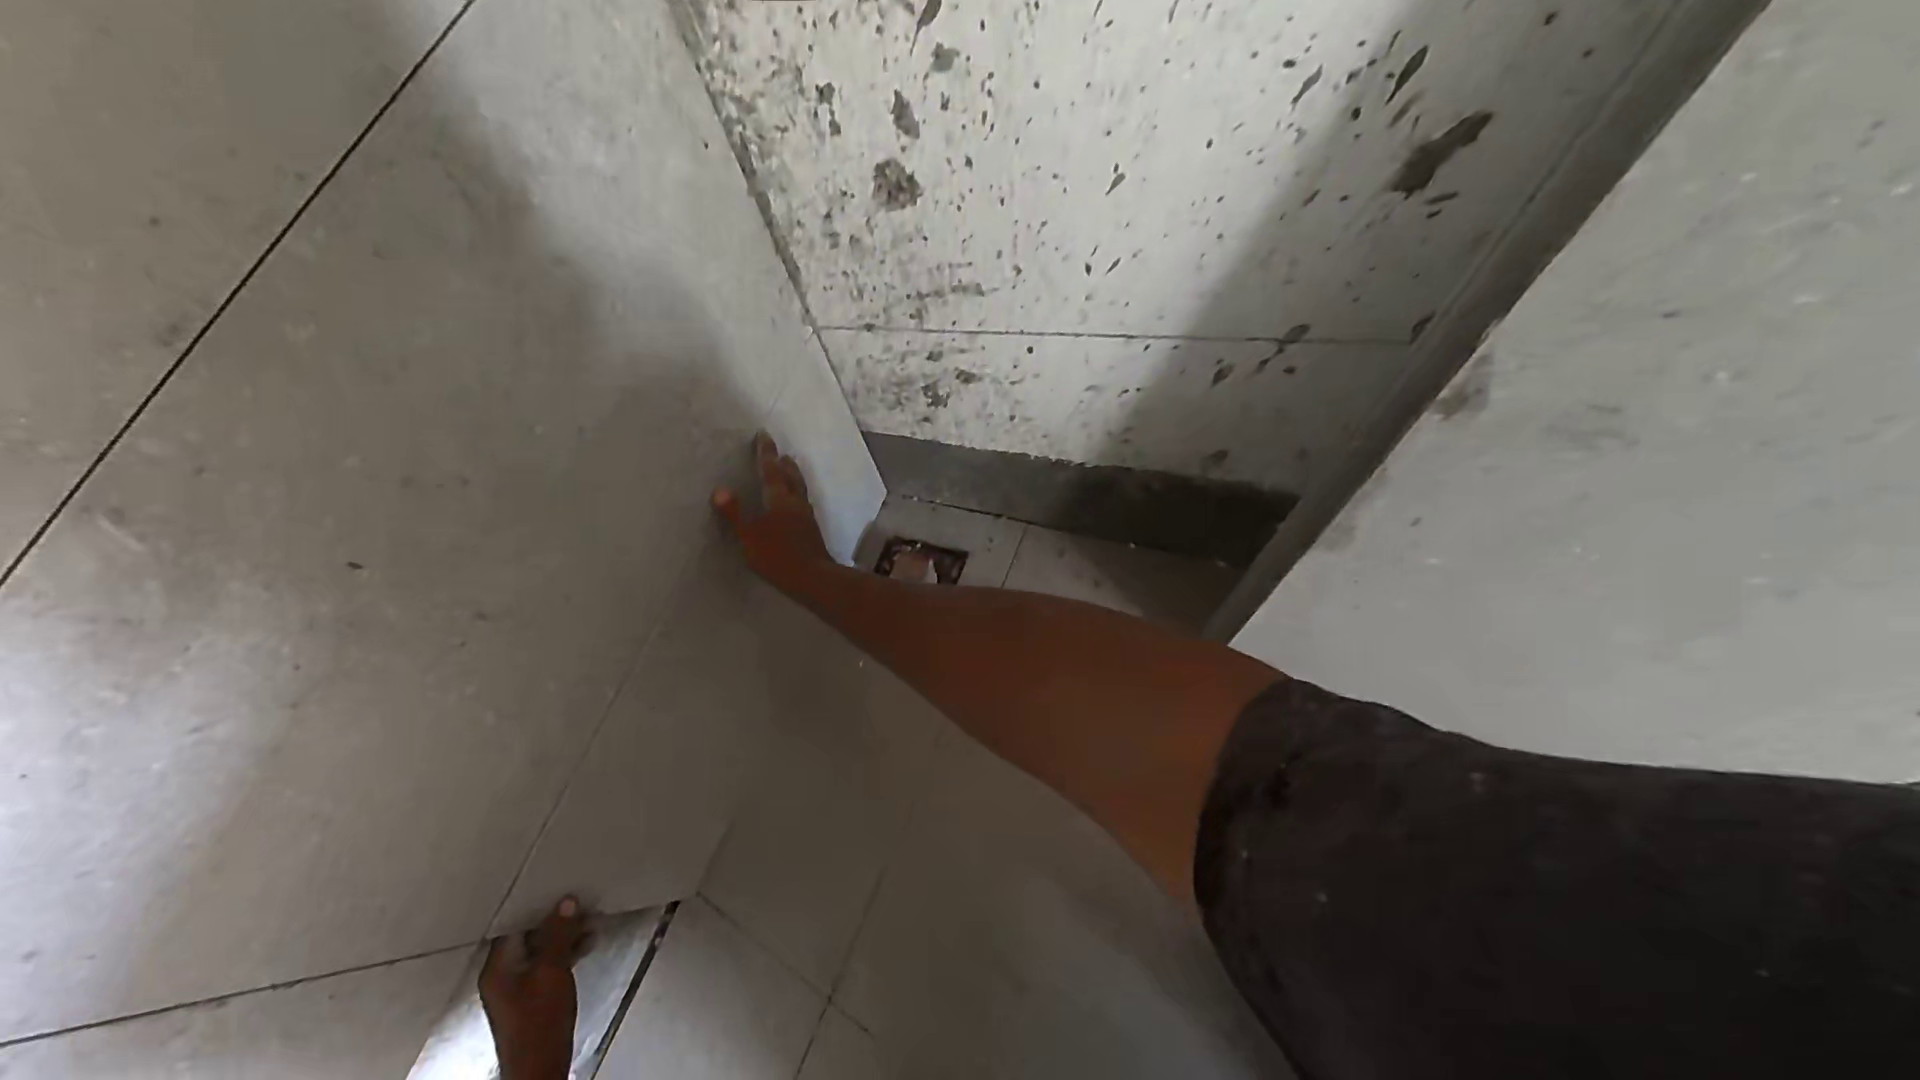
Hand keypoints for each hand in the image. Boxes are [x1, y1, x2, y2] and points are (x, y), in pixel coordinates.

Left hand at [479, 896, 587, 1079]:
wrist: (540, 1067)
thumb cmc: (540, 1019)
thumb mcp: (552, 972)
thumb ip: (558, 936)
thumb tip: (566, 902)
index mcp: (498, 969)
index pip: (513, 926)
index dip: (535, 906)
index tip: (557, 888)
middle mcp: (503, 975)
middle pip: (528, 937)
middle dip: (554, 920)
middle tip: (580, 901)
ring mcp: (518, 987)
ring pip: (540, 950)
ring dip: (563, 935)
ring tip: (590, 919)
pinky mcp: (533, 996)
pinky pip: (548, 963)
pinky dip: (565, 951)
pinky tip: (586, 943)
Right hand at [712, 433, 832, 588]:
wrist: (814, 578)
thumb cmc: (778, 556)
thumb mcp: (749, 537)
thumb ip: (735, 514)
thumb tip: (720, 490)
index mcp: (780, 499)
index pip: (772, 470)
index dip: (766, 453)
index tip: (764, 435)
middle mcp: (796, 503)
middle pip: (792, 477)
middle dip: (784, 463)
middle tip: (781, 453)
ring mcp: (807, 517)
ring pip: (800, 489)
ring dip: (794, 477)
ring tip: (791, 471)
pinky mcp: (812, 531)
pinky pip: (803, 504)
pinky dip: (797, 495)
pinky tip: (797, 504)